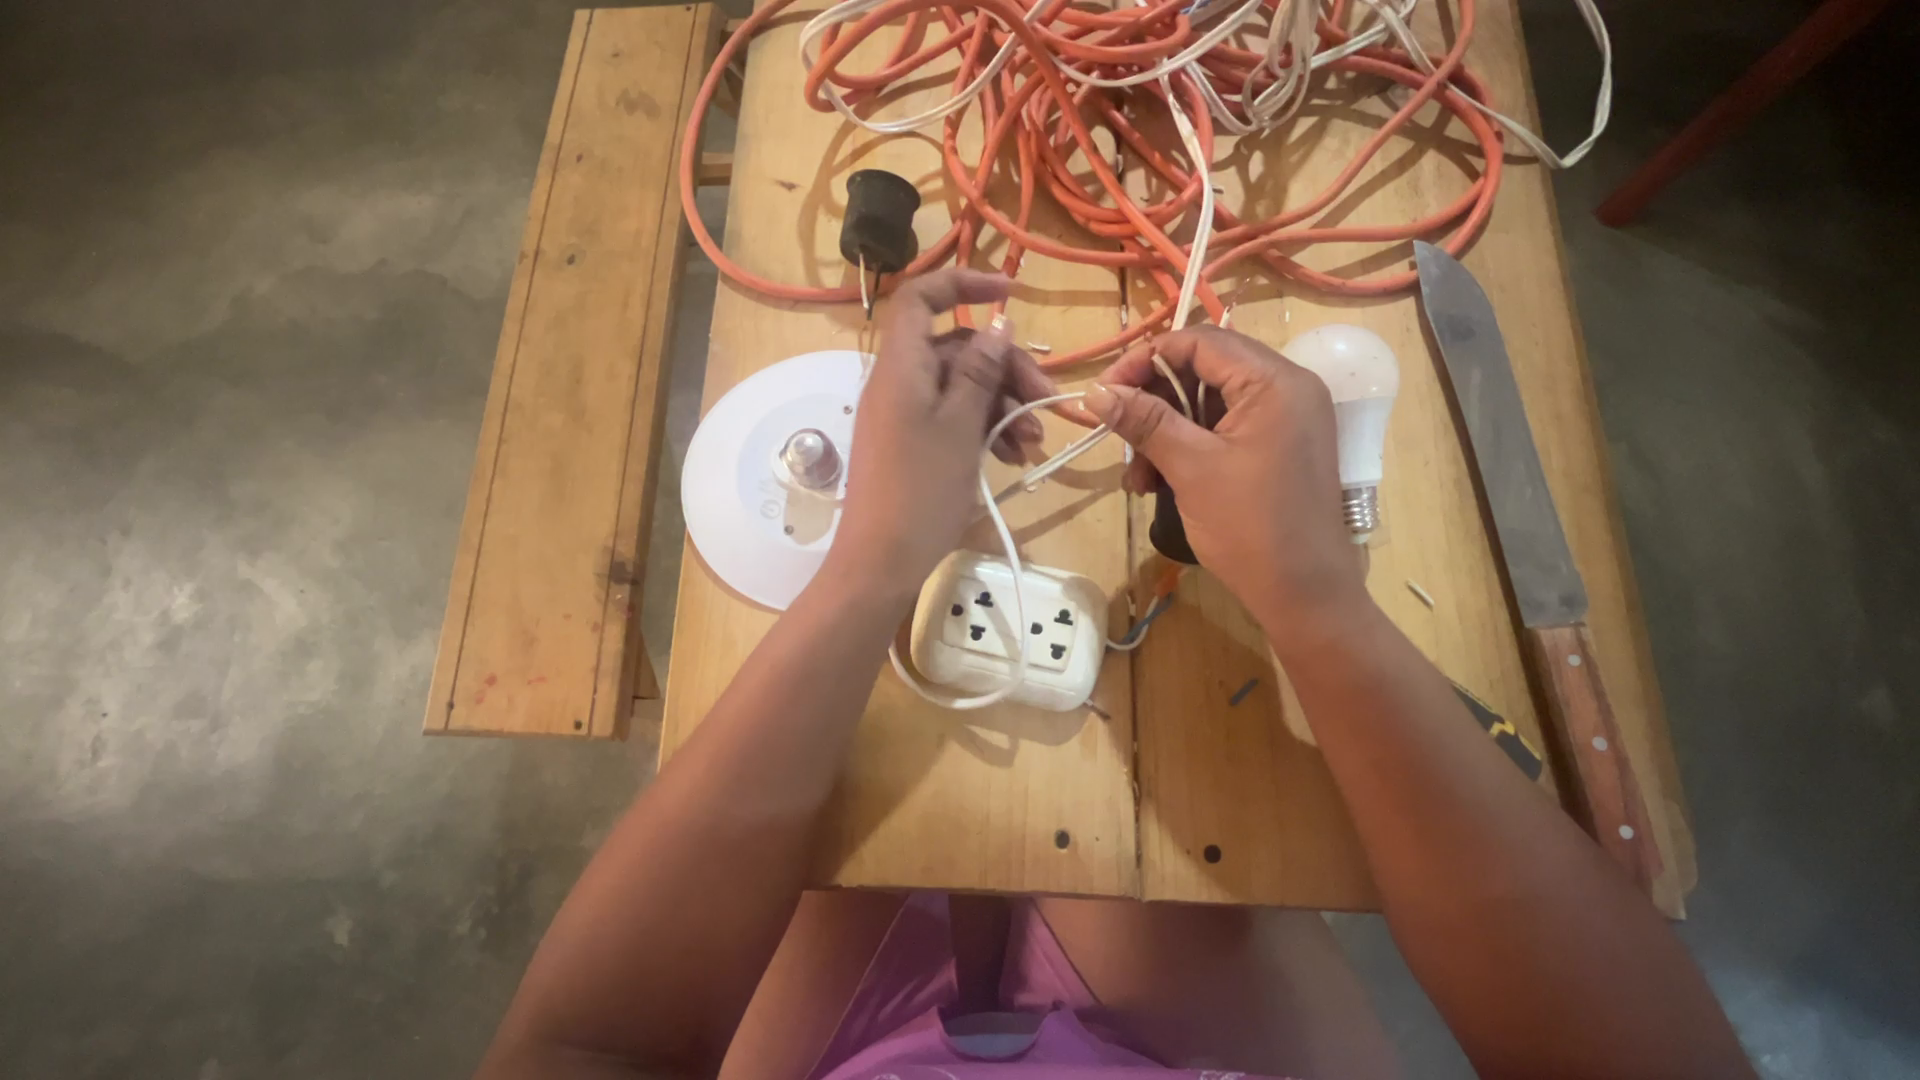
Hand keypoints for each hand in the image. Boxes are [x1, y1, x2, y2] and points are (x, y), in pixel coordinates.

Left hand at [829, 269, 1054, 597]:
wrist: (880, 561)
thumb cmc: (921, 489)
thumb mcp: (961, 426)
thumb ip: (980, 371)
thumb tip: (998, 323)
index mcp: (901, 365)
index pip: (923, 297)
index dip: (964, 283)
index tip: (1013, 293)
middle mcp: (898, 382)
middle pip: (956, 349)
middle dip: (1005, 370)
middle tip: (1046, 405)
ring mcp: (902, 415)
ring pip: (960, 388)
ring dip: (1001, 407)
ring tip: (1033, 445)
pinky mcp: (910, 445)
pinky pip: (950, 419)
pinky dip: (984, 430)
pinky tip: (1013, 458)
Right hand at [1086, 327, 1368, 652]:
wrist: (1302, 593)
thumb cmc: (1250, 527)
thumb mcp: (1190, 468)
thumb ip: (1144, 421)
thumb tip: (1096, 392)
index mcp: (1275, 382)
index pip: (1200, 341)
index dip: (1144, 360)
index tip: (1104, 392)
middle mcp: (1286, 388)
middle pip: (1202, 369)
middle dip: (1153, 401)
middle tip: (1118, 435)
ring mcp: (1283, 419)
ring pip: (1206, 403)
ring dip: (1164, 432)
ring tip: (1139, 478)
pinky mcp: (1275, 447)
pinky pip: (1221, 430)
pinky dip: (1186, 449)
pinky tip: (1158, 484)